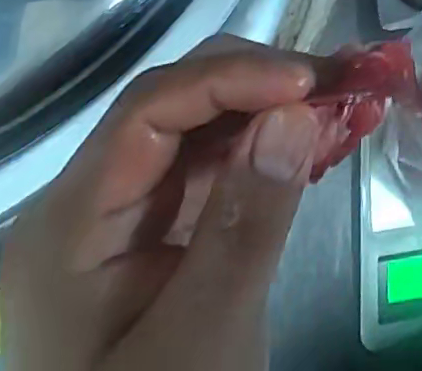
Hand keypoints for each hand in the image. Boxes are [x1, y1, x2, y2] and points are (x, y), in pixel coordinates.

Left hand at [0, 37, 321, 370]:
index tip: (310, 83)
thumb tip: (296, 112)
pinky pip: (226, 157)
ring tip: (350, 97)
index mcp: (72, 221)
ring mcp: (134, 207)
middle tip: (343, 83)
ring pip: (209, 121)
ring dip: (280, 104)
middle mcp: (95, 196)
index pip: (150, 108)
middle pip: (178, 101)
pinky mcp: (172, 222)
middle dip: (264, 81)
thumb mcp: (200, 343)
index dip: (233, 78)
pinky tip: (325, 137)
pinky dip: (278, 140)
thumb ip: (244, 227)